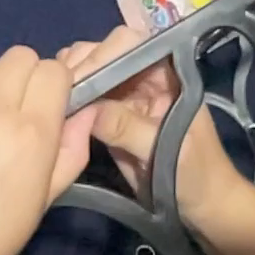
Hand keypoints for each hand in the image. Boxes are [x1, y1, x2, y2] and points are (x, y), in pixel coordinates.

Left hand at [0, 46, 97, 254]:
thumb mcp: (43, 203)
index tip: (58, 111)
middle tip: (29, 114)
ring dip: (3, 86)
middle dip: (33, 77)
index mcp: (29, 131)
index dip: (62, 86)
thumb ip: (70, 150)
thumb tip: (84, 114)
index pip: (55, 70)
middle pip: (22, 55)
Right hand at [57, 26, 245, 222]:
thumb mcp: (167, 151)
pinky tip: (54, 108)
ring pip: (90, 71)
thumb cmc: (196, 175)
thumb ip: (128, 127)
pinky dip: (67, 98)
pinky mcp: (108, 116)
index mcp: (165, 74)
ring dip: (70, 77)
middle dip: (81, 64)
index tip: (80, 76)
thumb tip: (87, 109)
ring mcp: (123, 95)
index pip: (132, 46)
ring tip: (53, 97)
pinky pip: (85, 98)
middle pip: (105, 52)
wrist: (201, 208)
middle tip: (59, 88)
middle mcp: (141, 77)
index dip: (105, 54)